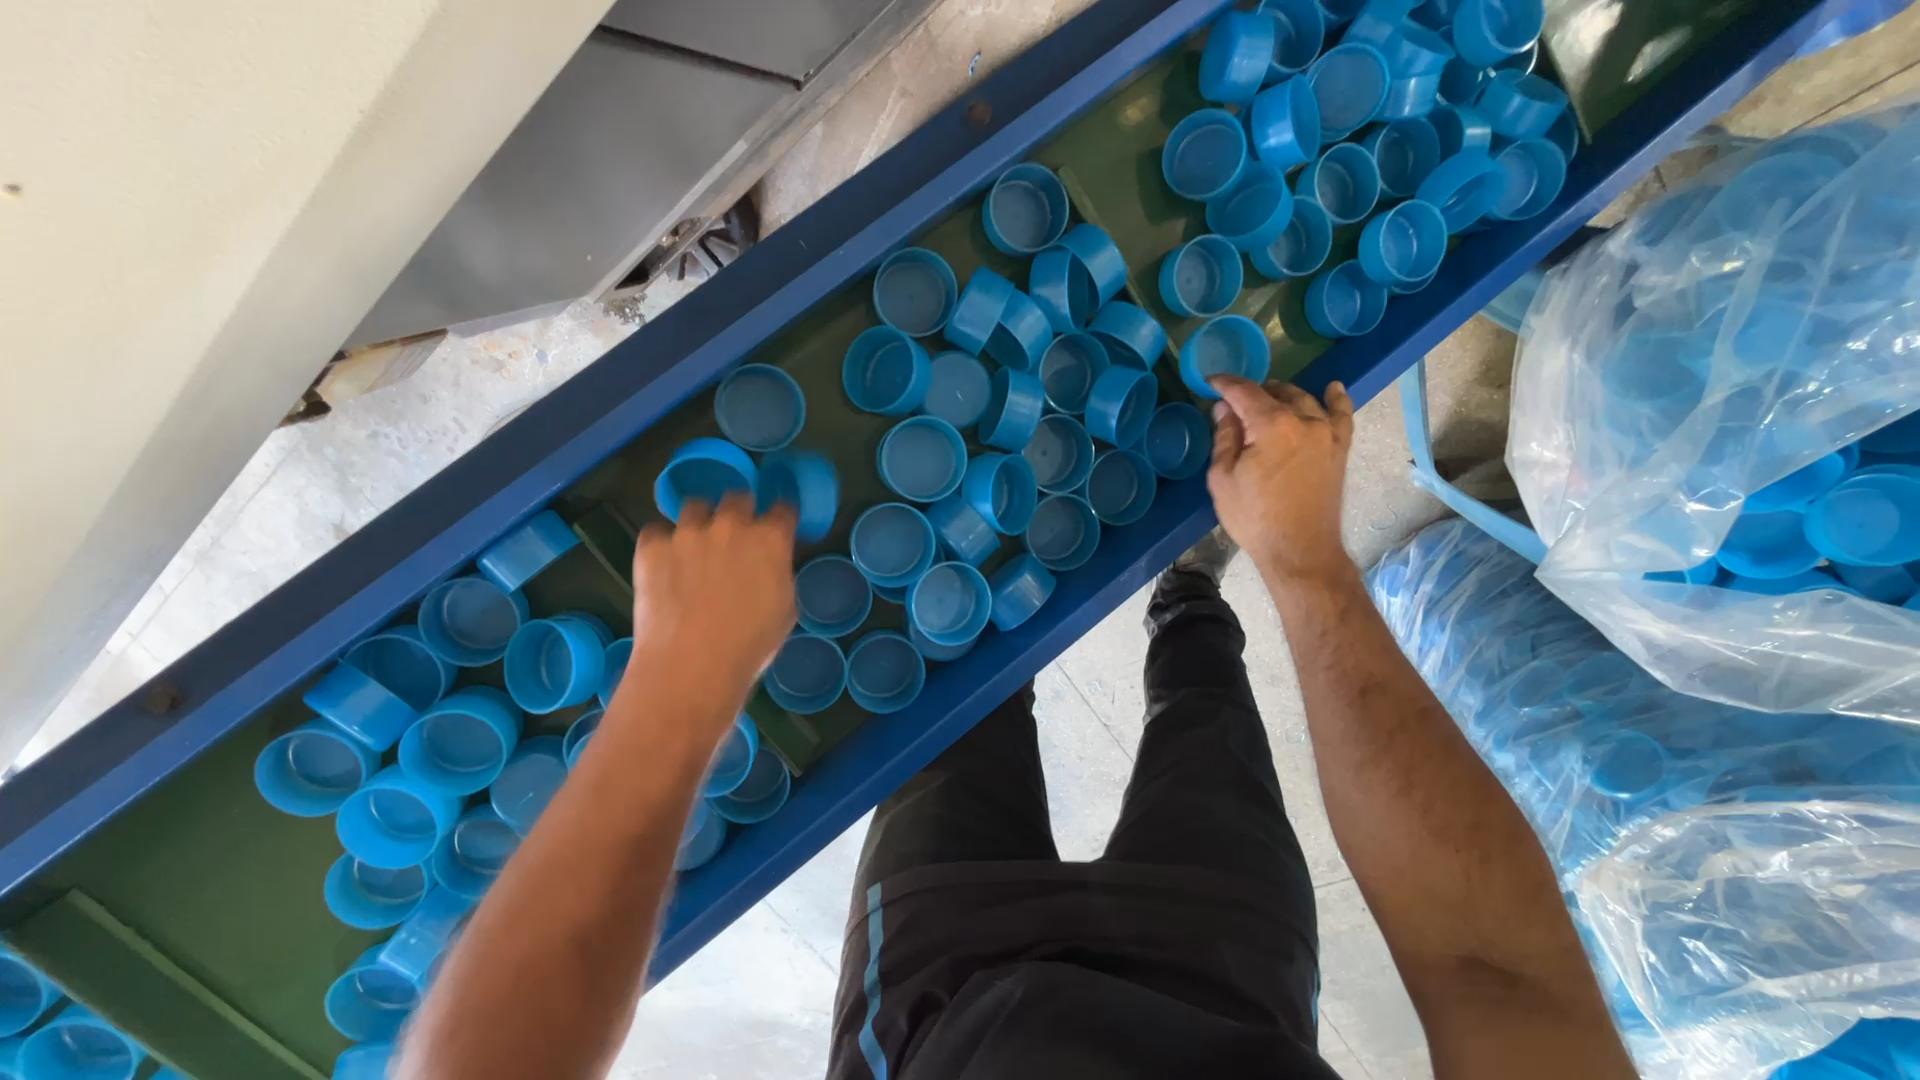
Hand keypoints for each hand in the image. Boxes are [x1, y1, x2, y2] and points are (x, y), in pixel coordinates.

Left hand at [627, 495, 796, 728]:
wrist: (693, 663)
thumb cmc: (751, 645)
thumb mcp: (786, 609)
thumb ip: (779, 575)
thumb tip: (771, 567)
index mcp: (770, 539)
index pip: (783, 509)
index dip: (780, 518)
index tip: (777, 528)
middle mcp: (730, 525)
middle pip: (738, 498)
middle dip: (740, 511)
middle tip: (735, 536)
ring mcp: (688, 532)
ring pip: (695, 507)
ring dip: (699, 521)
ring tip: (694, 546)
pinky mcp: (652, 546)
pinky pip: (656, 531)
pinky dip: (662, 544)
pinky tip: (663, 564)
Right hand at [1207, 376, 1356, 586]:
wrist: (1300, 550)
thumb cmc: (1254, 518)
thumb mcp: (1223, 478)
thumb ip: (1224, 437)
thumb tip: (1225, 410)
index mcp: (1271, 424)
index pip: (1244, 392)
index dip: (1225, 383)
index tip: (1211, 381)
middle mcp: (1304, 420)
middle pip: (1275, 392)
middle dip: (1252, 392)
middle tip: (1234, 403)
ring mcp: (1327, 433)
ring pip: (1304, 399)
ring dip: (1283, 395)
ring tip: (1268, 399)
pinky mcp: (1339, 448)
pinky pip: (1342, 414)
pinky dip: (1335, 398)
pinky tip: (1332, 389)